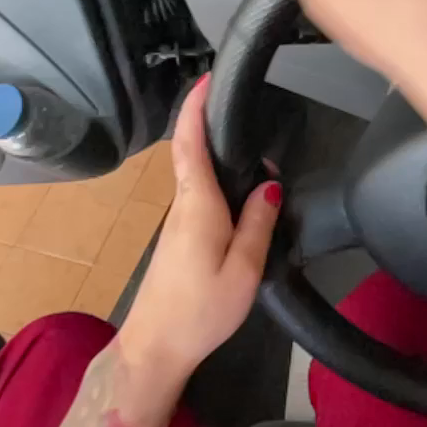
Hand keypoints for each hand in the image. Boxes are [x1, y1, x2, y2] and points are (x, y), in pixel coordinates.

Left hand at [117, 75, 280, 375]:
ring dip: (221, 155)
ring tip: (259, 152)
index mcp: (198, 206)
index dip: (196, 107)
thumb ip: (258, 224)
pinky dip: (221, 181)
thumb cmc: (200, 311)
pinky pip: (202, 196)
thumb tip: (270, 186)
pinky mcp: (181, 238)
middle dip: (214, 124)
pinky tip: (245, 194)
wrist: (155, 348)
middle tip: (249, 110)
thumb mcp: (244, 269)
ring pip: (199, 176)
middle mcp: (183, 206)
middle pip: (194, 153)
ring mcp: (179, 223)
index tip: (208, 78)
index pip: (190, 144)